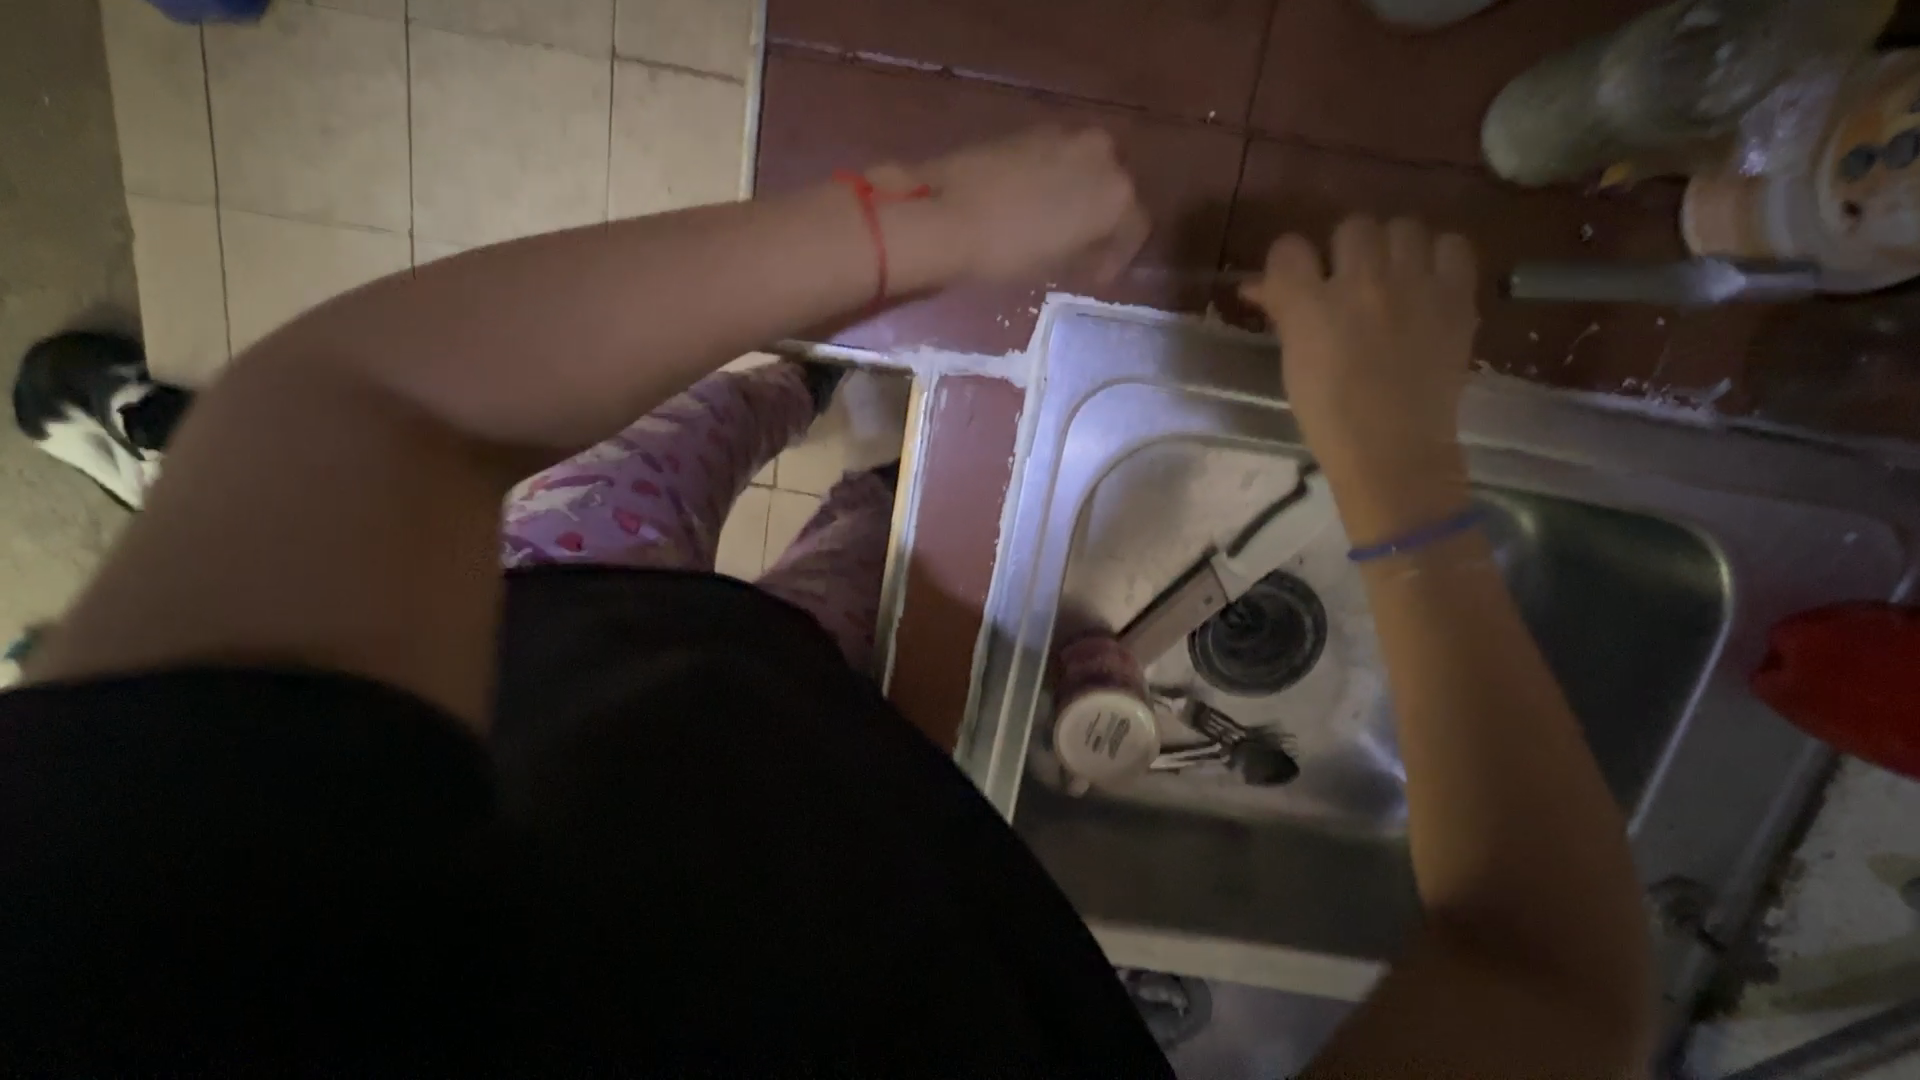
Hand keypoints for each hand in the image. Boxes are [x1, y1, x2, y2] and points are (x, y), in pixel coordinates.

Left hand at [898, 127, 1150, 285]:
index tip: (1096, 276)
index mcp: (1117, 195)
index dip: (1117, 257)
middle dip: (1102, 219)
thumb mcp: (1055, 264)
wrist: (944, 214)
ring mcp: (1064, 135)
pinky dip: (1053, 180)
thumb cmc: (1005, 252)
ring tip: (1054, 228)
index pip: (1135, 228)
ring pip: (1086, 170)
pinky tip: (1030, 205)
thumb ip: (1084, 251)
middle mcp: (1102, 155)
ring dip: (1077, 196)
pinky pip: (1056, 159)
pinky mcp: (1029, 129)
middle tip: (1080, 250)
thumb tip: (1086, 248)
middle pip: (1115, 190)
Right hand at [1240, 216, 1479, 544]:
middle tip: (1348, 279)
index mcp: (1311, 306)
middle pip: (1352, 226)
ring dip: (1392, 247)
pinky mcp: (1456, 296)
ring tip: (1392, 276)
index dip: (1288, 262)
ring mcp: (1415, 286)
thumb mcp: (1293, 361)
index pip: (1289, 248)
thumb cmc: (1329, 416)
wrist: (1393, 451)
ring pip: (1403, 226)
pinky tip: (1427, 281)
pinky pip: (1451, 245)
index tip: (1293, 280)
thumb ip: (1282, 314)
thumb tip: (1260, 286)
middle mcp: (1363, 283)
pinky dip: (1437, 256)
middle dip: (1345, 250)